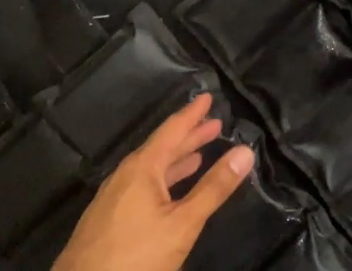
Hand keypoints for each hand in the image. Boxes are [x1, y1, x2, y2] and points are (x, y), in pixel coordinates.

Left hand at [53, 94, 254, 270]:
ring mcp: (111, 200)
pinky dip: (161, 179)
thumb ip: (214, 188)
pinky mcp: (106, 221)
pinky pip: (139, 186)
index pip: (172, 130)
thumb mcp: (182, 223)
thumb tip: (246, 151)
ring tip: (198, 155)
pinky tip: (168, 192)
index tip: (208, 97)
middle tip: (214, 125)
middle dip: (189, 137)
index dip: (192, 114)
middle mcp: (124, 177)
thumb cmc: (135, 257)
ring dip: (176, 160)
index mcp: (141, 169)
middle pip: (161, 148)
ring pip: (149, 170)